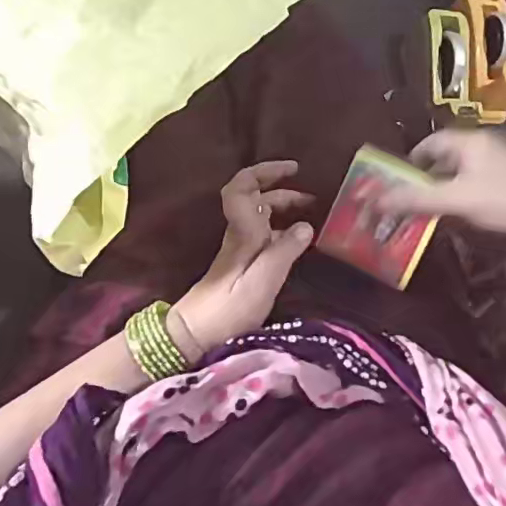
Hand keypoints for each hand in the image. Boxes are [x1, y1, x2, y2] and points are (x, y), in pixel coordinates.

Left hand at [172, 161, 316, 355]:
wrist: (194, 336)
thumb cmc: (228, 310)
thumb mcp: (261, 283)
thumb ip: (284, 251)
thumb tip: (306, 225)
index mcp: (241, 233)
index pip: (242, 188)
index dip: (265, 171)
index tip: (293, 169)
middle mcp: (237, 234)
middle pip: (253, 197)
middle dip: (281, 188)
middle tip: (311, 195)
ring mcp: (237, 248)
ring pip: (258, 214)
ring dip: (282, 206)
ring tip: (309, 212)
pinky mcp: (240, 263)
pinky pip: (261, 232)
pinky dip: (280, 226)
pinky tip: (296, 238)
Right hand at [375, 130, 505, 245]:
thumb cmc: (502, 201)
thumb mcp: (455, 200)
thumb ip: (416, 199)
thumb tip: (377, 199)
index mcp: (471, 141)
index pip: (431, 141)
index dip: (411, 158)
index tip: (396, 178)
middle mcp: (484, 145)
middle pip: (444, 156)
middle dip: (424, 174)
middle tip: (407, 194)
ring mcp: (498, 162)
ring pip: (458, 170)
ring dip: (441, 186)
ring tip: (425, 206)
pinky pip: (472, 181)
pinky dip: (458, 193)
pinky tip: (453, 211)